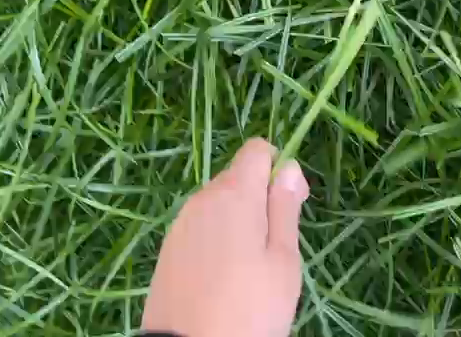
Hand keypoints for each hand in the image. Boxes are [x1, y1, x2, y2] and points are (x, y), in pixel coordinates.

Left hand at [141, 137, 308, 336]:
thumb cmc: (248, 310)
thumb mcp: (282, 262)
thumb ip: (285, 209)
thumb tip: (289, 167)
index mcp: (234, 192)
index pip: (258, 149)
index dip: (280, 168)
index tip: (292, 205)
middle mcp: (204, 197)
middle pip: (238, 177)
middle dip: (260, 200)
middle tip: (274, 248)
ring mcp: (181, 222)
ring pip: (219, 204)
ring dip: (238, 221)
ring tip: (249, 270)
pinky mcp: (168, 248)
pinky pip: (201, 227)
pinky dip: (216, 240)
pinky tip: (222, 279)